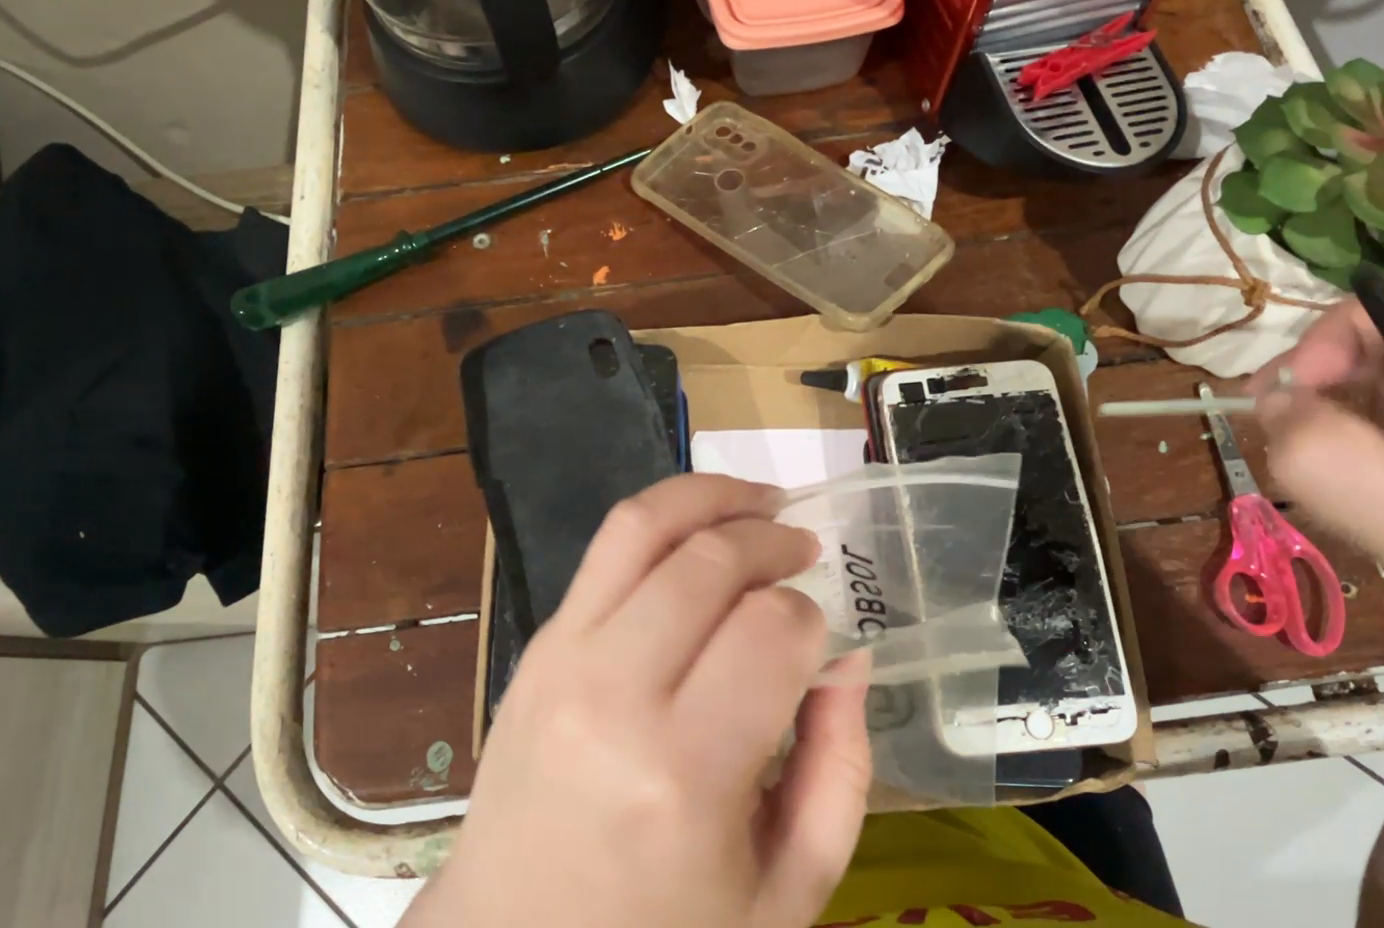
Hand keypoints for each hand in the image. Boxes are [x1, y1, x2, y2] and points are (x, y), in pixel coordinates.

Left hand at [404, 475, 871, 927]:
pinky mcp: (534, 649)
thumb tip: (848, 657)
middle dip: (773, 539)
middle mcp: (613, 698)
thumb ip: (839, 767)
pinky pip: (602, 554)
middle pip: (709, 562)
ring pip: (642, 528)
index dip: (814, 618)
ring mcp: (560, 662)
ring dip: (712, 497)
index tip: (821, 640)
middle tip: (805, 547)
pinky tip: (699, 533)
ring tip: (758, 501)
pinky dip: (661, 522)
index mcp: (684, 774)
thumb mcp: (786, 887)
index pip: (772, 630)